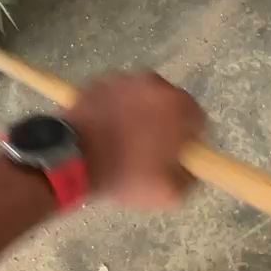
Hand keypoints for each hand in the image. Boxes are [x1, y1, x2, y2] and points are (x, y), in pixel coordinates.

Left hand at [64, 71, 204, 207]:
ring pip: (140, 96)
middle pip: (168, 103)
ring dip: (137, 112)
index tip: (175, 154)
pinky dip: (113, 107)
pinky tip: (105, 128)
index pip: (197, 120)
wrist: (73, 158)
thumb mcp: (170, 192)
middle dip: (163, 121)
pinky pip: (114, 95)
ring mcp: (123, 78)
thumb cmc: (126, 173)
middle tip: (148, 147)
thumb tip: (190, 168)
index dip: (188, 138)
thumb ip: (190, 176)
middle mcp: (154, 83)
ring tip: (122, 138)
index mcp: (179, 105)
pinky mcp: (97, 81)